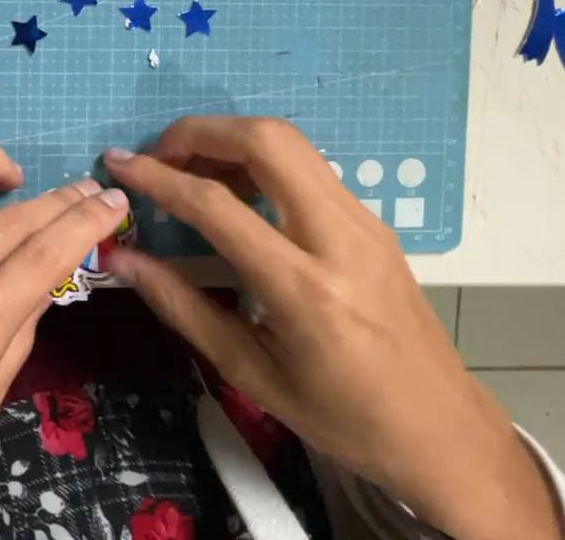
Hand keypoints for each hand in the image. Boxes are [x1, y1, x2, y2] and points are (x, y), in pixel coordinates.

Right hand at [102, 119, 561, 539]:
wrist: (446, 432)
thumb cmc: (343, 416)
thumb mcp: (250, 373)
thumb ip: (181, 306)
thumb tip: (123, 258)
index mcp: (304, 289)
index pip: (217, 204)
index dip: (157, 175)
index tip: (119, 162)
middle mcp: (339, 238)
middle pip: (266, 139)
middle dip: (199, 131)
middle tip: (159, 156)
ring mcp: (364, 222)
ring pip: (289, 141)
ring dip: (229, 139)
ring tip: (189, 171)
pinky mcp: (372, 220)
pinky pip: (306, 164)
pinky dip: (258, 157)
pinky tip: (233, 190)